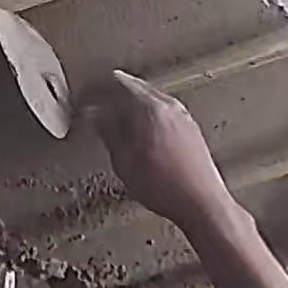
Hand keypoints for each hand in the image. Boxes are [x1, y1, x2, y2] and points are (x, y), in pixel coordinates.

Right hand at [81, 70, 239, 229]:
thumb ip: (107, 131)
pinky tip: (140, 129)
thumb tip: (94, 114)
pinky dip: (147, 113)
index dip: (97, 89)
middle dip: (113, 92)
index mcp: (149, 108)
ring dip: (131, 102)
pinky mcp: (190, 128)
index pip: (117, 83)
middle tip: (97, 104)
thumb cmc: (165, 187)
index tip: (86, 97)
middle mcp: (168, 106)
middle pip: (135, 86)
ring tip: (116, 118)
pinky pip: (162, 109)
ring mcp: (182, 116)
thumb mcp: (123, 161)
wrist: (201, 203)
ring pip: (150, 97)